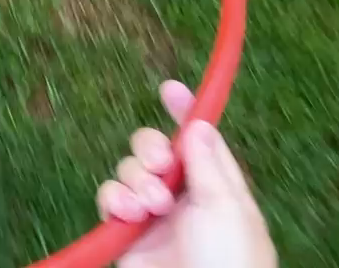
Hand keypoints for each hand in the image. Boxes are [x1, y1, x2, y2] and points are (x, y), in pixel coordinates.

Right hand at [96, 81, 275, 267]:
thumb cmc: (228, 265)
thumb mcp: (228, 210)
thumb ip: (208, 164)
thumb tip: (199, 124)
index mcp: (217, 191)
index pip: (200, 142)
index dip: (185, 112)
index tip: (169, 87)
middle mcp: (184, 200)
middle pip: (155, 149)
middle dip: (151, 147)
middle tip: (161, 164)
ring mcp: (153, 218)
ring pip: (130, 170)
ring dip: (136, 177)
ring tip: (150, 205)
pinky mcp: (126, 234)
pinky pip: (111, 197)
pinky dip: (116, 197)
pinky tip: (129, 212)